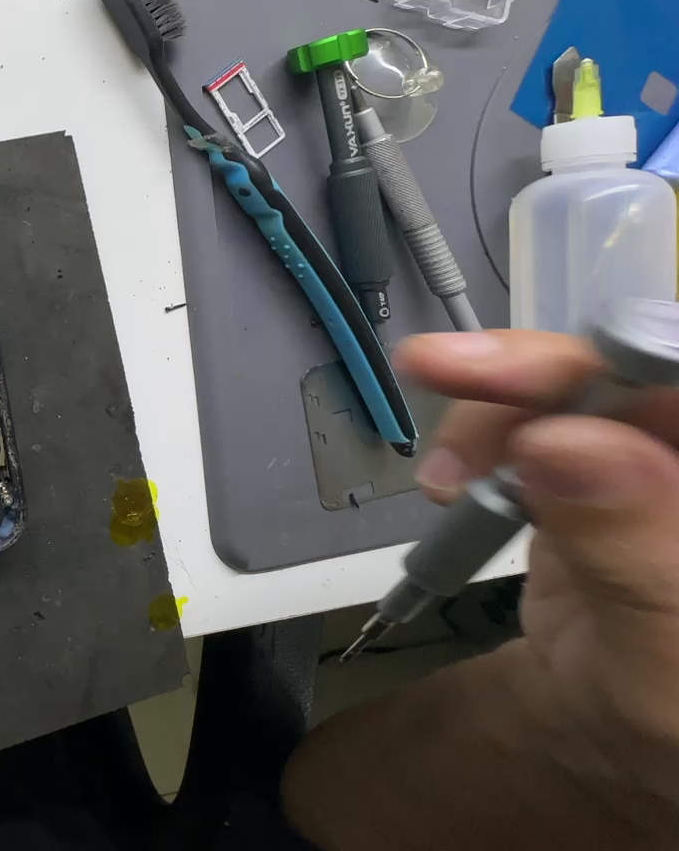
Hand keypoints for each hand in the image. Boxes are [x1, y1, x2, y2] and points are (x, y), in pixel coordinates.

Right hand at [401, 329, 678, 762]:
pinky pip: (533, 419)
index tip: (546, 368)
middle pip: (646, 373)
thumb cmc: (661, 724)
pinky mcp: (600, 469)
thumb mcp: (657, 663)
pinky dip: (477, 435)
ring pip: (577, 387)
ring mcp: (658, 469)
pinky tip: (453, 478)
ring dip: (489, 411)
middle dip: (539, 367)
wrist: (609, 736)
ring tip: (441, 477)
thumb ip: (630, 557)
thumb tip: (566, 442)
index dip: (645, 359)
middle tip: (439, 369)